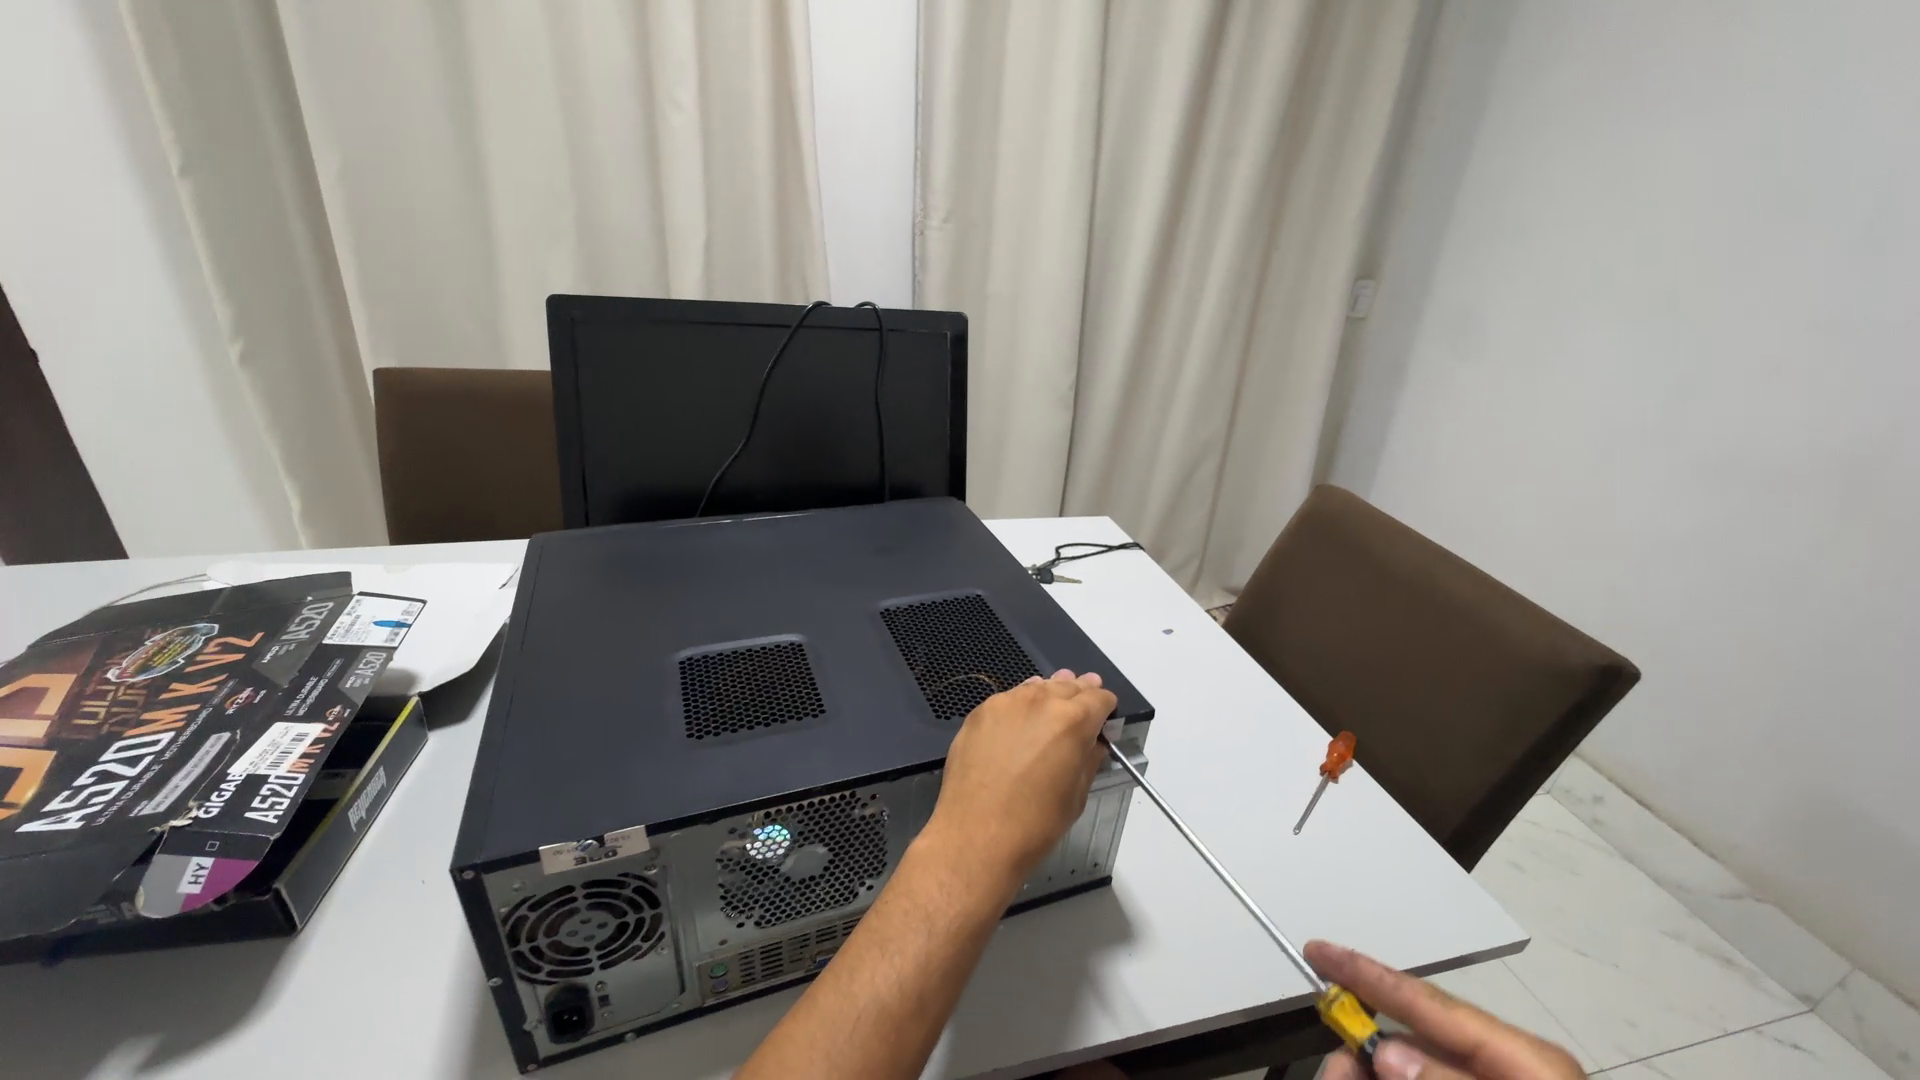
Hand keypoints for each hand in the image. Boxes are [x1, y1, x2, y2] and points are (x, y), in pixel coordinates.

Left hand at [922, 669, 1117, 891]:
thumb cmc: (1034, 823)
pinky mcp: (979, 712)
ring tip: (1053, 707)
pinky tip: (1019, 723)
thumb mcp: (1076, 795)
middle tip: (1083, 705)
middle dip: (1079, 695)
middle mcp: (1040, 701)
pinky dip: (1020, 705)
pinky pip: (1008, 700)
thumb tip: (1092, 743)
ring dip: (1049, 694)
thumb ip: (1088, 759)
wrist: (976, 834)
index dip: (1106, 708)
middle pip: (1068, 685)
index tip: (1104, 719)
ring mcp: (1006, 703)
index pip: (1100, 698)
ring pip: (1036, 687)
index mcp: (1073, 720)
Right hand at [1306, 941, 1583, 1079]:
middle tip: (1330, 1075)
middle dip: (1361, 1051)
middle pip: (1412, 1038)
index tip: (1316, 951)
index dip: (1367, 973)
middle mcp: (1504, 1066)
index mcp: (1522, 1059)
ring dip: (1369, 1075)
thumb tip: (1386, 1050)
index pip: (1428, 1001)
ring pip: (1408, 1068)